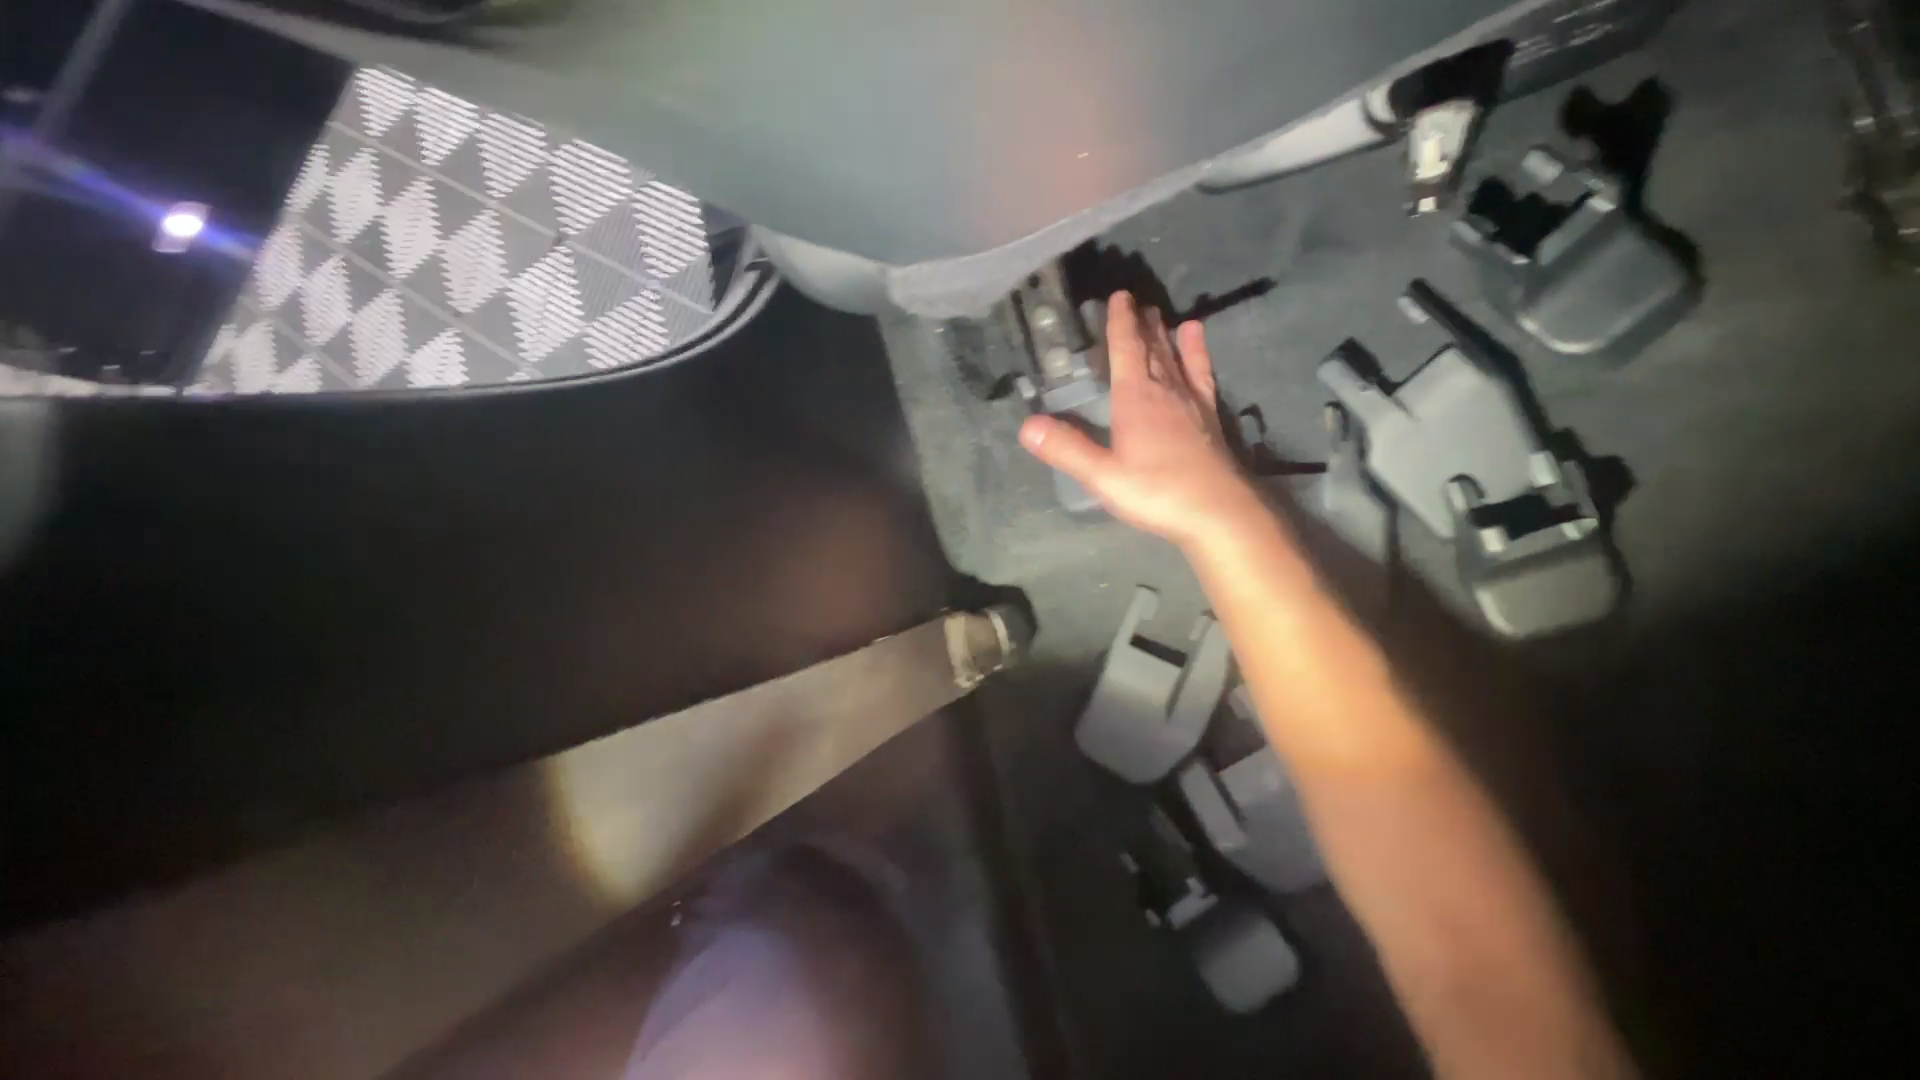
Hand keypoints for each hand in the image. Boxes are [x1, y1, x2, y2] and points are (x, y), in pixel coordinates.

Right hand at [1020, 291, 1264, 549]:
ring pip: (1175, 358)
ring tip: (1162, 314)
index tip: (1118, 297)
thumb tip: (1026, 425)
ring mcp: (1191, 403)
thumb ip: (1067, 449)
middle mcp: (1165, 391)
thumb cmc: (1157, 492)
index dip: (1119, 323)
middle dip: (1141, 325)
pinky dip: (1197, 355)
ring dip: (1166, 336)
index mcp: (1136, 399)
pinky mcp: (1209, 417)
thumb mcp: (1103, 475)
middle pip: (1151, 349)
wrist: (1218, 511)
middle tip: (1138, 301)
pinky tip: (1196, 342)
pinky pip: (1201, 375)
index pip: (1125, 350)